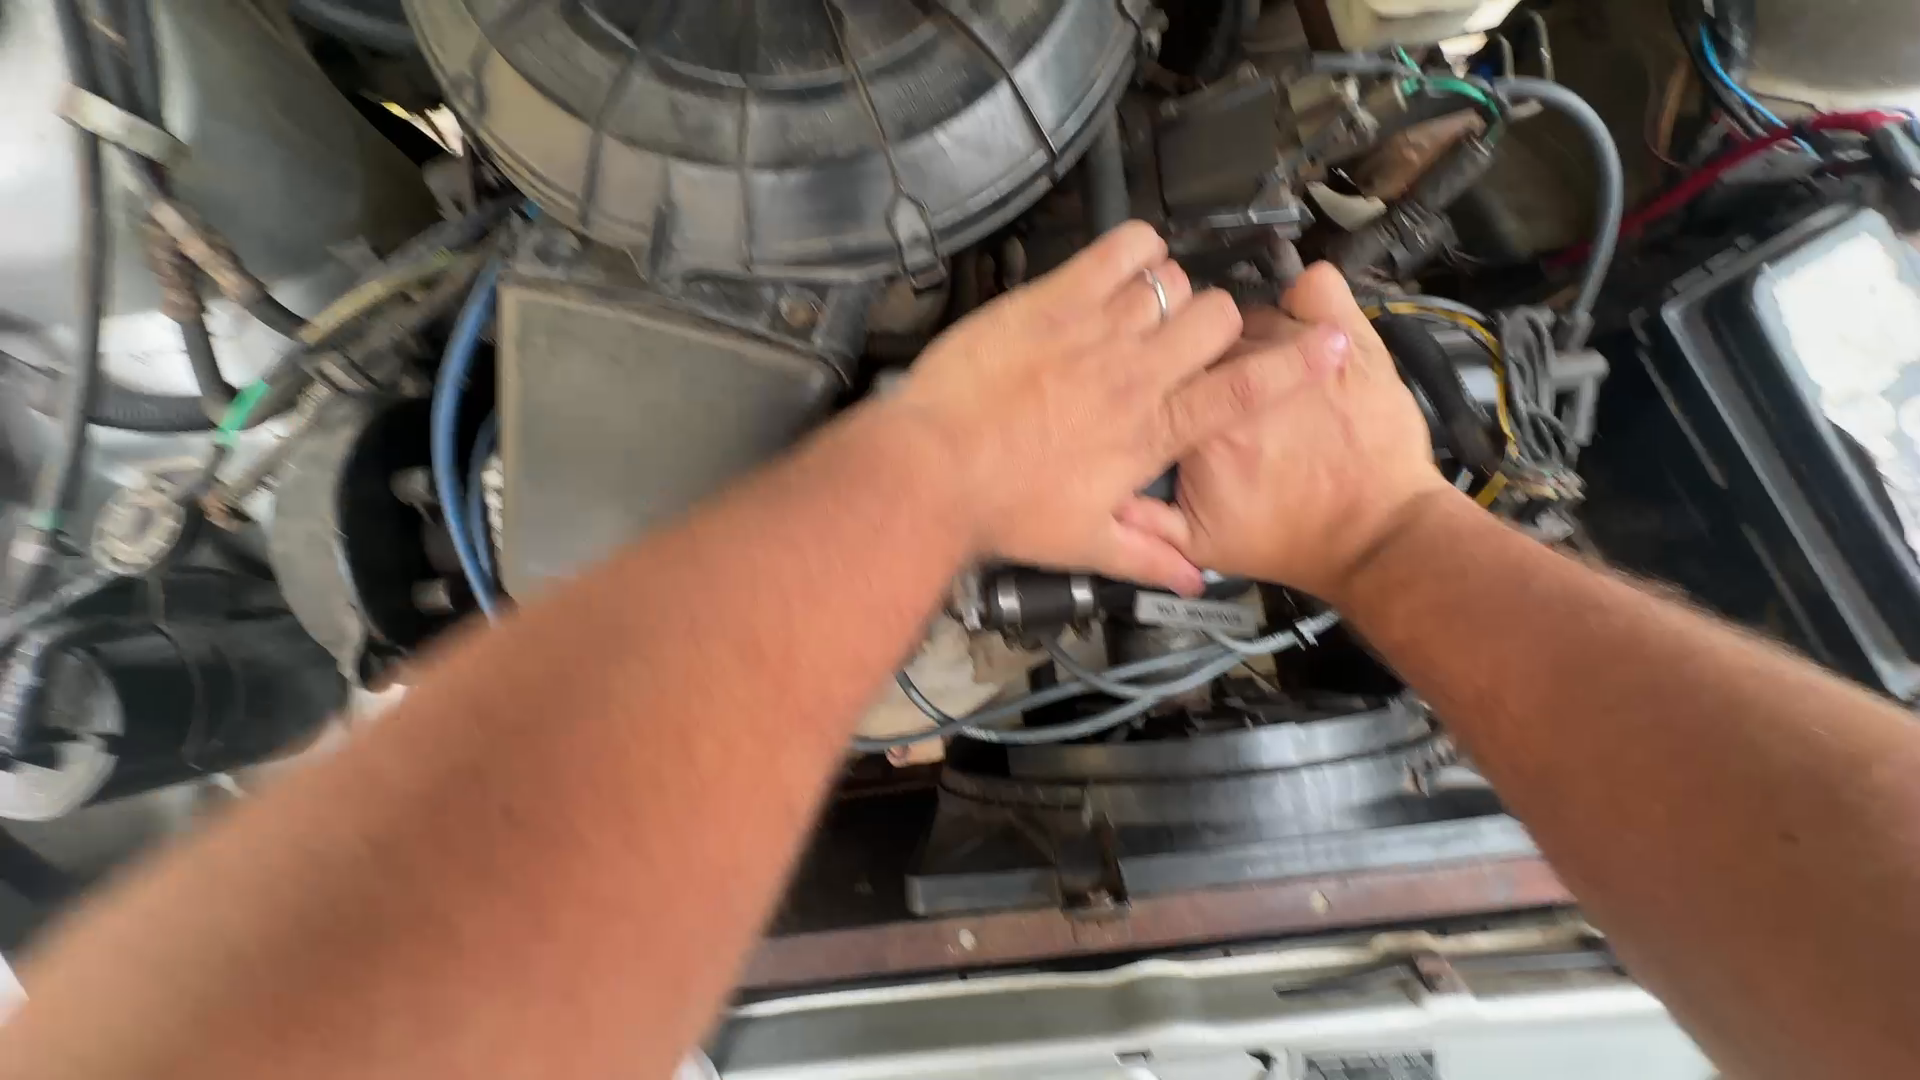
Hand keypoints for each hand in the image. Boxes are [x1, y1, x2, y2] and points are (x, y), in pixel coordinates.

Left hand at [885, 223, 1348, 593]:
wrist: (933, 468)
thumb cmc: (1003, 508)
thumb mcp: (1082, 544)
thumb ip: (1148, 556)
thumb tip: (1194, 581)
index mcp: (1152, 431)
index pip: (1245, 391)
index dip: (1296, 365)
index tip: (1328, 344)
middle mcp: (1137, 374)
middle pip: (1216, 318)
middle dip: (1212, 325)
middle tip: (1184, 341)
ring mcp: (1097, 330)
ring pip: (1171, 283)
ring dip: (1167, 294)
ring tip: (1142, 313)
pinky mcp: (1054, 299)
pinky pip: (1119, 248)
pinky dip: (1134, 249)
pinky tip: (1126, 265)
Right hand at [1118, 263, 1462, 600]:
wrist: (1373, 536)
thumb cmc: (1286, 539)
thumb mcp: (1198, 545)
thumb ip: (1141, 519)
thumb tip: (1102, 491)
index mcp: (1197, 423)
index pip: (1162, 371)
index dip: (1169, 380)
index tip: (1179, 395)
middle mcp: (1239, 377)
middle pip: (1205, 340)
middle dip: (1208, 358)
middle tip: (1223, 387)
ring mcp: (1297, 351)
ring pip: (1253, 314)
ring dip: (1253, 335)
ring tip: (1263, 367)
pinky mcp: (1347, 340)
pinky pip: (1316, 287)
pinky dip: (1307, 297)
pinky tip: (1303, 324)